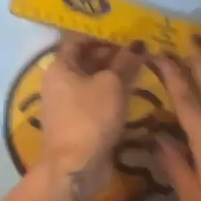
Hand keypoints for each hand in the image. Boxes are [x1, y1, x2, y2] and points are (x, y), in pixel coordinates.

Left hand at [36, 34, 144, 200]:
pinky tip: (132, 95)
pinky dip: (111, 96)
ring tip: (142, 71)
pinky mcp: (76, 123)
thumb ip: (126, 62)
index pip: (79, 40)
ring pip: (92, 82)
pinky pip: (94, 101)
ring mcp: (66, 105)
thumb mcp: (112, 84)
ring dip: (114, 77)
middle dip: (112, 55)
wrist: (76, 167)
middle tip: (142, 52)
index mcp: (60, 67)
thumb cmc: (91, 118)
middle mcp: (58, 82)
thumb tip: (138, 44)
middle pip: (86, 60)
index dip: (103, 35)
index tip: (129, 34)